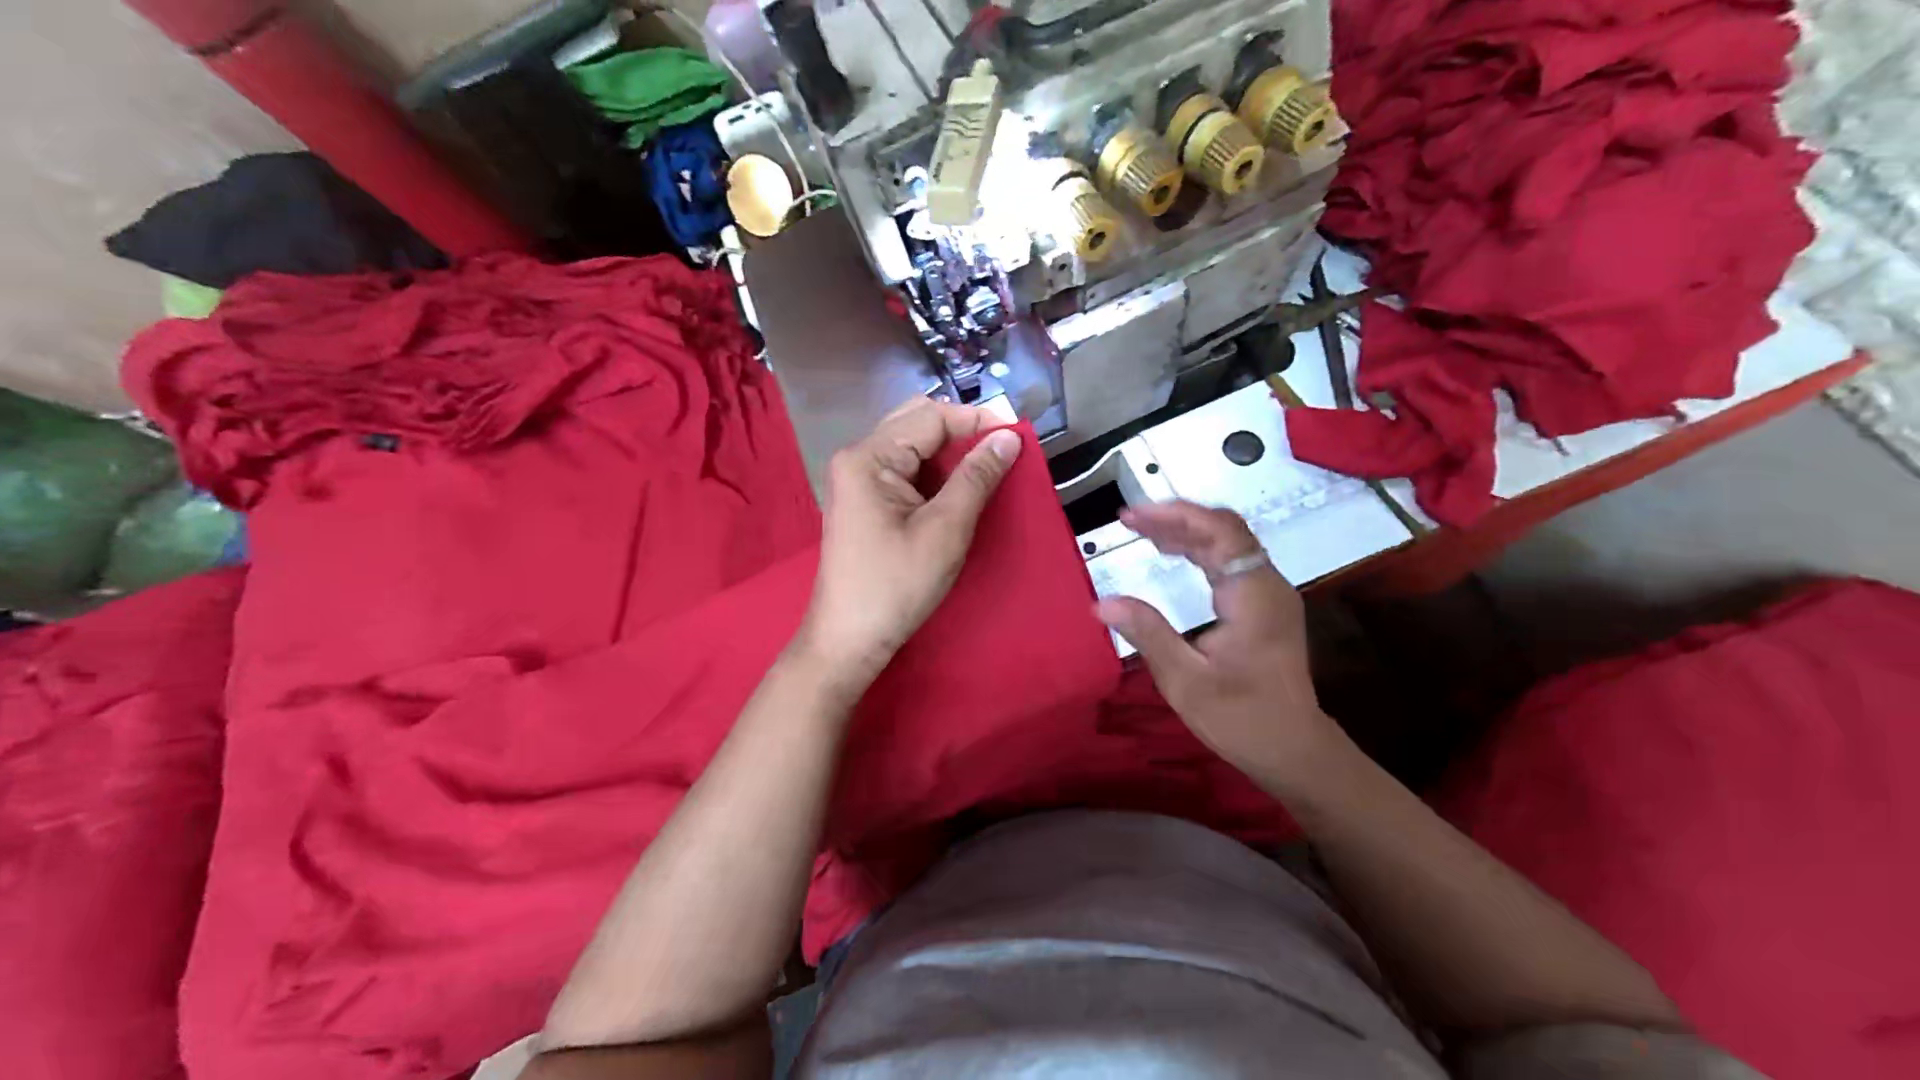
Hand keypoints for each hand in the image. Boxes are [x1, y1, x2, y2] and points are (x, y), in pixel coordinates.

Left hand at [795, 399, 1022, 691]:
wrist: (848, 638)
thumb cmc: (896, 585)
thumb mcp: (945, 529)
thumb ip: (976, 477)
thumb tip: (1007, 438)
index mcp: (868, 457)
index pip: (930, 417)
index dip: (976, 420)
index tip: (1018, 433)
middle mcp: (857, 458)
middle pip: (916, 423)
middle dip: (962, 431)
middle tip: (1004, 448)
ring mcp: (857, 480)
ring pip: (911, 445)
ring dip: (950, 451)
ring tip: (989, 465)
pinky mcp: (863, 500)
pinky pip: (904, 469)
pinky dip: (934, 472)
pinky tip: (959, 485)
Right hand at [1096, 501, 1344, 787]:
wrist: (1294, 750)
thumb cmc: (1242, 718)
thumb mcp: (1185, 680)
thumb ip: (1147, 634)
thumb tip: (1102, 603)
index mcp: (1253, 595)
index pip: (1219, 531)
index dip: (1175, 515)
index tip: (1132, 517)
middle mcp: (1268, 585)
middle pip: (1224, 530)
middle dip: (1176, 519)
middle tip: (1129, 521)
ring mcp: (1270, 594)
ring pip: (1229, 544)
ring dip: (1186, 532)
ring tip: (1143, 533)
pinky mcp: (1265, 606)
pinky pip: (1231, 562)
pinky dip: (1199, 551)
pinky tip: (1172, 555)